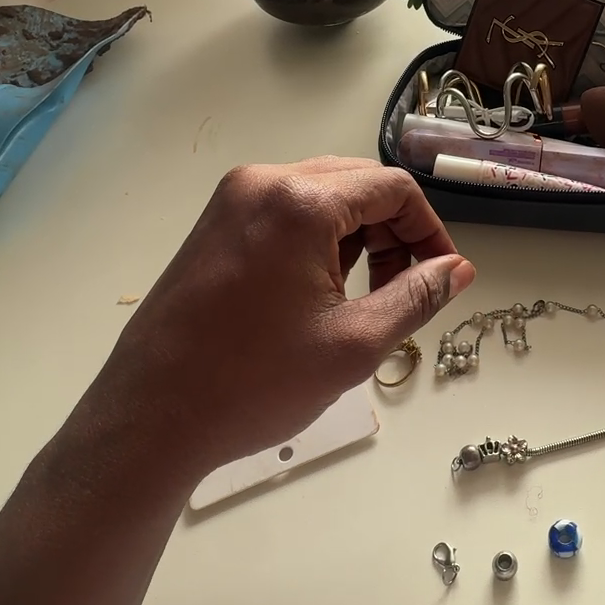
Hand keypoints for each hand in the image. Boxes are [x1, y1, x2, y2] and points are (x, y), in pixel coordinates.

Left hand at [111, 157, 473, 471]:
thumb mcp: (355, 343)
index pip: (393, 188)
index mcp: (299, 201)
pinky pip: (289, 211)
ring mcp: (232, 200)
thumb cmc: (255, 384)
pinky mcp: (216, 224)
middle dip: (394, 231)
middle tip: (403, 288)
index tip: (440, 276)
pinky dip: (320, 239)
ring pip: (324, 195)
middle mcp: (263, 182)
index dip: (429, 229)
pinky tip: (320, 289)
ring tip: (362, 295)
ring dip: (359, 235)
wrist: (147, 421)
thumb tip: (458, 269)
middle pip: (359, 184)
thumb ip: (417, 296)